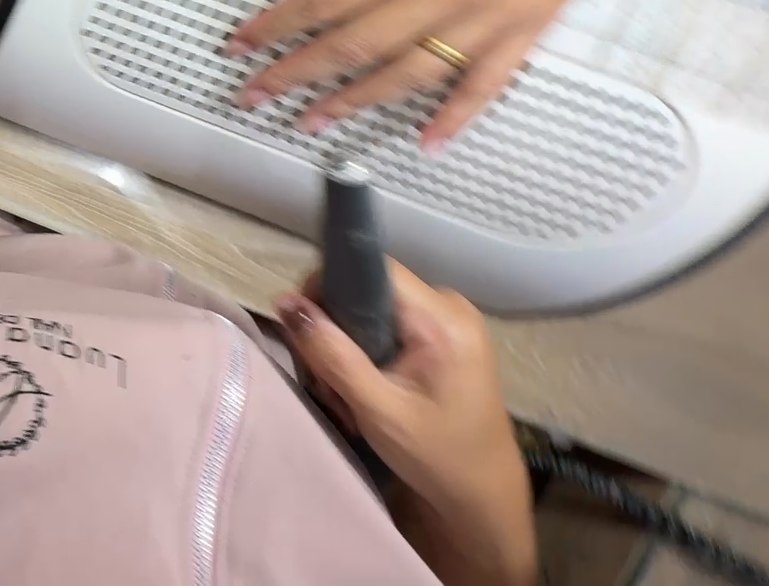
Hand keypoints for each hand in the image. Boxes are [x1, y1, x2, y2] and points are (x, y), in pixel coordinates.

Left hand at [226, 0, 641, 150]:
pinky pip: (490, 82)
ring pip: (410, 74)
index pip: (324, 1)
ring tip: (310, 121)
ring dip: (355, 102)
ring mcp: (495, 14)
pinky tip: (426, 142)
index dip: (275, 27)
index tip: (238, 46)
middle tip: (253, 96)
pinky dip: (457, 116)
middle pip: (356, 46)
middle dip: (295, 74)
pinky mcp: (533, 26)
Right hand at [278, 262, 534, 585]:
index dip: (329, 285)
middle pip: (364, 288)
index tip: (308, 324)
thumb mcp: (376, 408)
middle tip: (327, 377)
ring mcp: (448, 321)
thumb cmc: (437, 457)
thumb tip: (284, 300)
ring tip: (345, 389)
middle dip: (334, 327)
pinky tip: (362, 385)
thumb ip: (330, 352)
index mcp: (443, 321)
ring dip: (344, 343)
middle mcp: (450, 309)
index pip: (369, 268)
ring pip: (369, 307)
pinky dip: (363, 348)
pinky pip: (383, 321)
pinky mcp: (442, 335)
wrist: (483, 500)